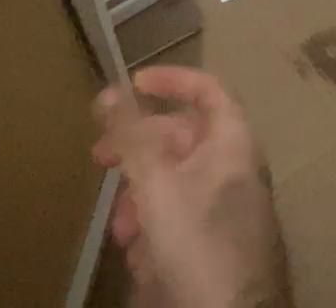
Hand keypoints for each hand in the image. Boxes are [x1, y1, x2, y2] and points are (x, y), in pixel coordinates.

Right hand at [93, 67, 288, 307]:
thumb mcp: (155, 183)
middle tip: (99, 158)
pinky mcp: (221, 246)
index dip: (171, 80)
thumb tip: (108, 90)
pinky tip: (138, 255)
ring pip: (176, 182)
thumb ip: (130, 135)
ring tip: (120, 227)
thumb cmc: (197, 240)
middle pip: (183, 139)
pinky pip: (182, 219)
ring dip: (140, 196)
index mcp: (233, 143)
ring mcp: (231, 210)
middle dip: (137, 148)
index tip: (133, 85)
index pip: (207, 89)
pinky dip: (155, 227)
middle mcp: (236, 169)